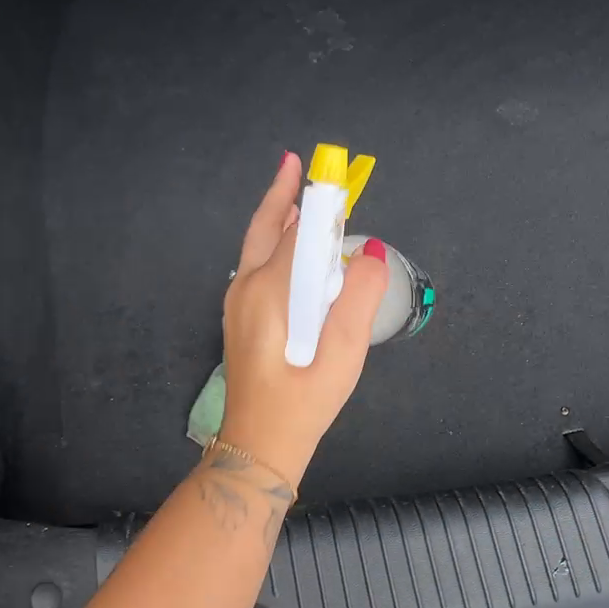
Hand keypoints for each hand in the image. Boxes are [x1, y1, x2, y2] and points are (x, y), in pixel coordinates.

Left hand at [217, 151, 387, 484]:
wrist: (259, 445)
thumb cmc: (303, 402)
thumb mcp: (344, 355)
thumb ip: (360, 299)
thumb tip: (372, 252)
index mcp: (270, 292)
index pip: (301, 232)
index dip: (323, 204)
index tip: (340, 177)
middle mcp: (246, 287)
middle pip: (266, 227)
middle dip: (283, 193)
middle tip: (296, 162)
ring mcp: (237, 303)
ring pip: (256, 245)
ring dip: (278, 217)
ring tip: (298, 195)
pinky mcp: (239, 317)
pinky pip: (255, 264)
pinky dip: (274, 242)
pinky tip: (290, 245)